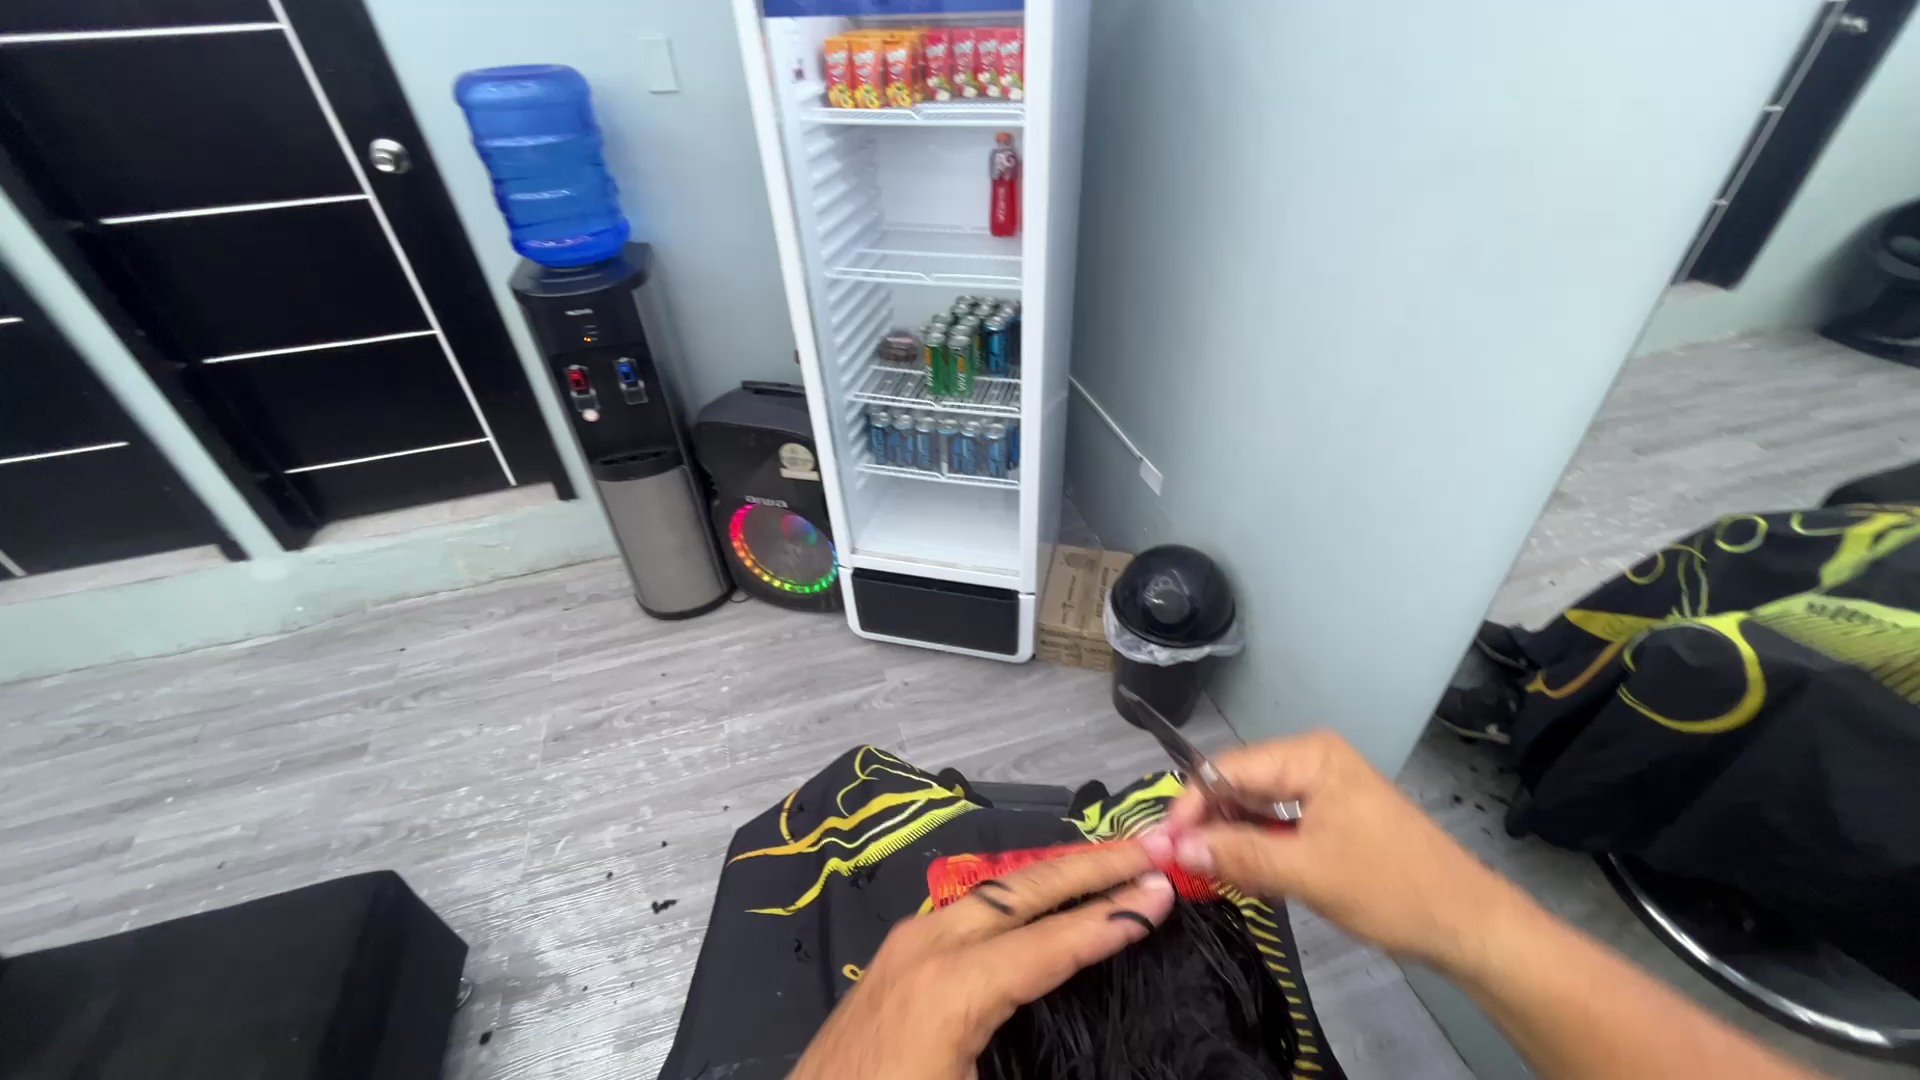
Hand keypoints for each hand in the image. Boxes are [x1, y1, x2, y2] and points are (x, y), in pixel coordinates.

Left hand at [790, 841, 1176, 1079]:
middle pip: (1024, 891)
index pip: (1048, 944)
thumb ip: (1039, 1054)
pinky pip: (972, 906)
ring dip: (1055, 873)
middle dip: (1089, 867)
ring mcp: (909, 940)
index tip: (1160, 892)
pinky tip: (1042, 895)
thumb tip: (1092, 1034)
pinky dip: (1020, 893)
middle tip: (1146, 850)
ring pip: (997, 889)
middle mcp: (929, 945)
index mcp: (950, 989)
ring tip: (1107, 862)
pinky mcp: (899, 949)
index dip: (1109, 919)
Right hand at [1160, 731, 1519, 970]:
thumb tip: (1173, 849)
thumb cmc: (1393, 889)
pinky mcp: (1328, 814)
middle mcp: (1311, 759)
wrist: (1472, 927)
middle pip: (1238, 783)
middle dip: (1207, 822)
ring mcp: (1322, 786)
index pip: (1228, 769)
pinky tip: (1239, 869)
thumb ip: (1237, 855)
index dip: (1190, 805)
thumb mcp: (1307, 873)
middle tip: (1178, 863)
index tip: (1162, 843)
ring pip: (1253, 804)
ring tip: (1204, 870)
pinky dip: (1254, 844)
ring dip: (1229, 836)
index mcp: (1309, 755)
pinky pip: (1275, 821)